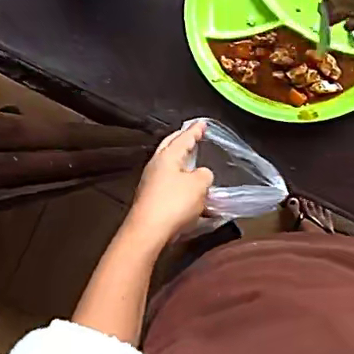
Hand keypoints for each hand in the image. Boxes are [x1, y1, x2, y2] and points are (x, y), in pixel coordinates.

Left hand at [122, 121, 213, 246]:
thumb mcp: (199, 185)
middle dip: (182, 140)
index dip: (195, 131)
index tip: (202, 123)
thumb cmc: (174, 203)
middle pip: (170, 147)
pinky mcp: (150, 197)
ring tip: (192, 159)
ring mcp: (150, 181)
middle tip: (193, 135)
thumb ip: (204, 175)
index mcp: (167, 156)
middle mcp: (156, 165)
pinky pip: (168, 181)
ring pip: (168, 164)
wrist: (148, 230)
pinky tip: (186, 186)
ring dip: (181, 160)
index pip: (183, 138)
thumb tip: (200, 174)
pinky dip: (179, 178)